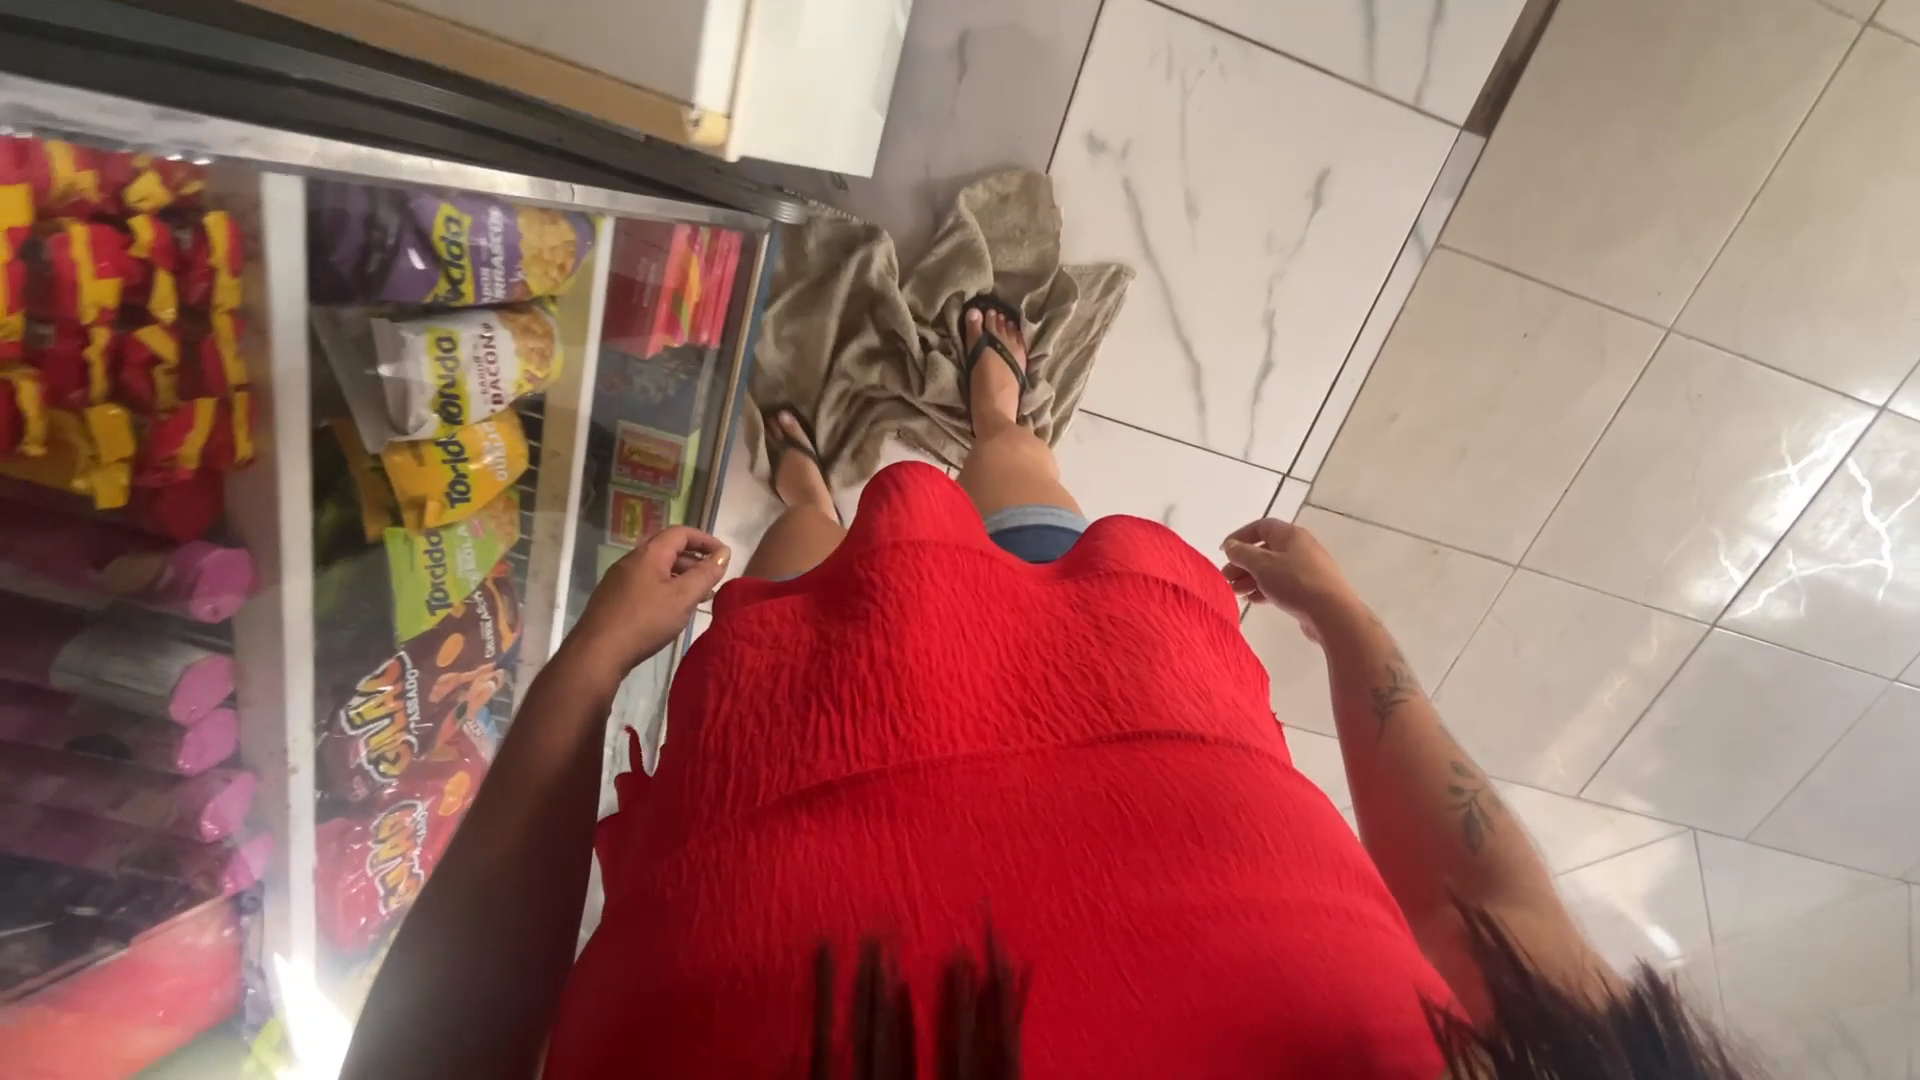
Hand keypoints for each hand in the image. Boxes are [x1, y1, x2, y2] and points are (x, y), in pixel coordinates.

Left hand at [562, 526, 730, 681]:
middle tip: (714, 580)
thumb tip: (724, 553)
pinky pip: (647, 585)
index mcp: (649, 554)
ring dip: (682, 578)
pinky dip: (666, 590)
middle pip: (669, 550)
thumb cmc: (645, 621)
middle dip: (695, 561)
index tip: (724, 555)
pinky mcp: (614, 599)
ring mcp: (620, 580)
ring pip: (658, 570)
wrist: (596, 653)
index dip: (705, 540)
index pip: (681, 533)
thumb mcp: (683, 597)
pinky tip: (673, 611)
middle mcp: (632, 561)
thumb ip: (706, 573)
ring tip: (700, 598)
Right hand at [1220, 519, 1362, 633]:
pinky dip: (1266, 589)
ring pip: (1272, 569)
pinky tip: (1254, 600)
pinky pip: (1283, 584)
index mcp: (1291, 535)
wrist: (1333, 614)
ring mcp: (1307, 569)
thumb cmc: (1295, 583)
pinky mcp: (1310, 589)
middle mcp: (1300, 548)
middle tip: (1227, 578)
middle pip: (1265, 550)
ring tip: (1236, 592)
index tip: (1223, 551)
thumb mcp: (1262, 565)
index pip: (1260, 527)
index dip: (1239, 537)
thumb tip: (1231, 546)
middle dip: (1242, 563)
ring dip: (1251, 578)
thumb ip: (1242, 553)